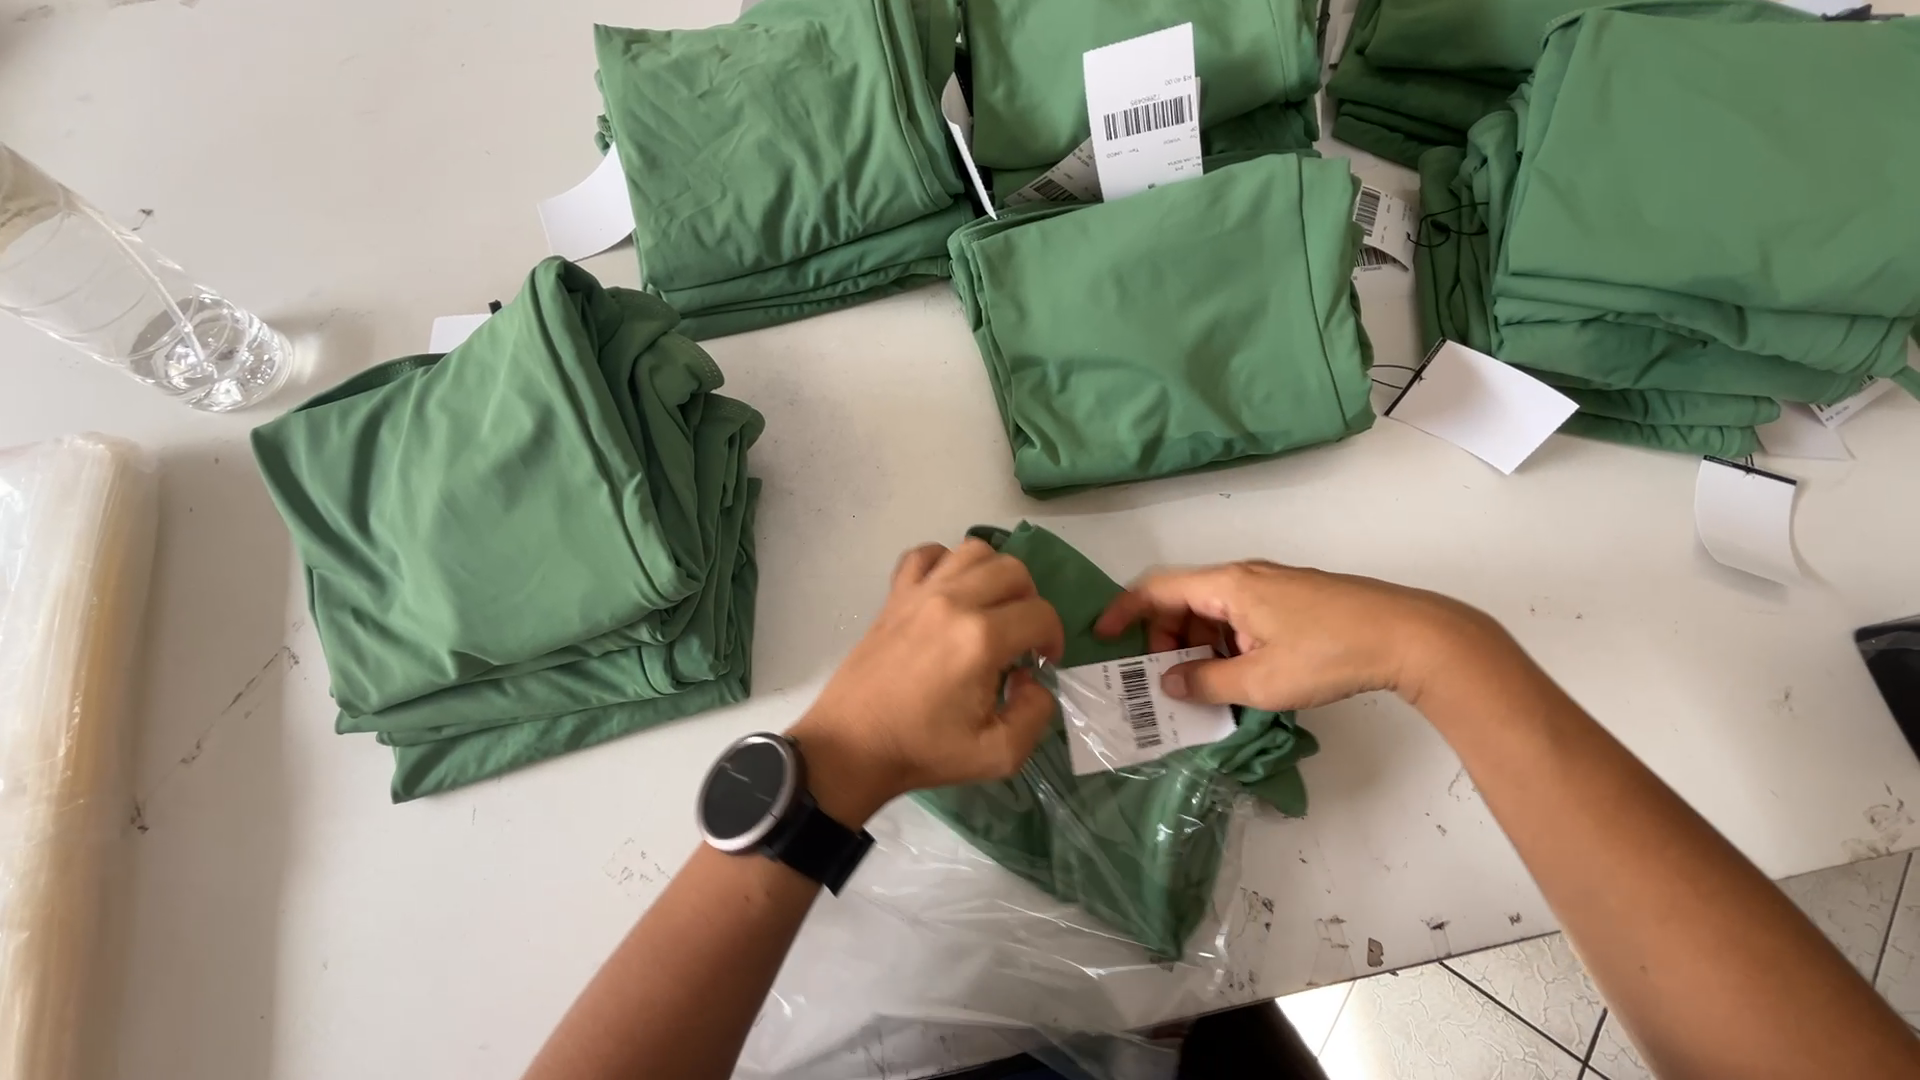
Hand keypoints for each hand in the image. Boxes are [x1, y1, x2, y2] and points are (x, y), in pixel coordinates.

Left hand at [788, 540, 1064, 826]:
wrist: (854, 746)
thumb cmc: (923, 751)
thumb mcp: (998, 754)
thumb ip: (1035, 714)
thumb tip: (1031, 678)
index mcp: (981, 639)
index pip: (1040, 614)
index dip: (1053, 638)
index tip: (1042, 663)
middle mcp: (954, 603)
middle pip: (1014, 570)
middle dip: (1031, 601)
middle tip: (1021, 636)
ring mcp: (920, 593)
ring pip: (974, 551)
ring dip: (995, 575)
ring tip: (991, 608)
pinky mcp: (894, 596)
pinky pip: (925, 555)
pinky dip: (945, 562)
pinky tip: (950, 593)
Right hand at [1093, 561, 1499, 711]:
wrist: (1413, 636)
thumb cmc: (1329, 654)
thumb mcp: (1260, 680)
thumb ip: (1206, 682)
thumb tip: (1169, 683)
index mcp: (1228, 585)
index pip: (1157, 588)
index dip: (1124, 610)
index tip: (1103, 636)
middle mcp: (1245, 576)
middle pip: (1184, 599)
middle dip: (1165, 637)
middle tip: (1169, 677)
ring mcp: (1272, 585)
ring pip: (1214, 609)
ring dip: (1198, 643)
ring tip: (1208, 683)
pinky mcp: (1294, 599)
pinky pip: (1241, 615)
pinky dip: (1227, 641)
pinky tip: (1243, 673)